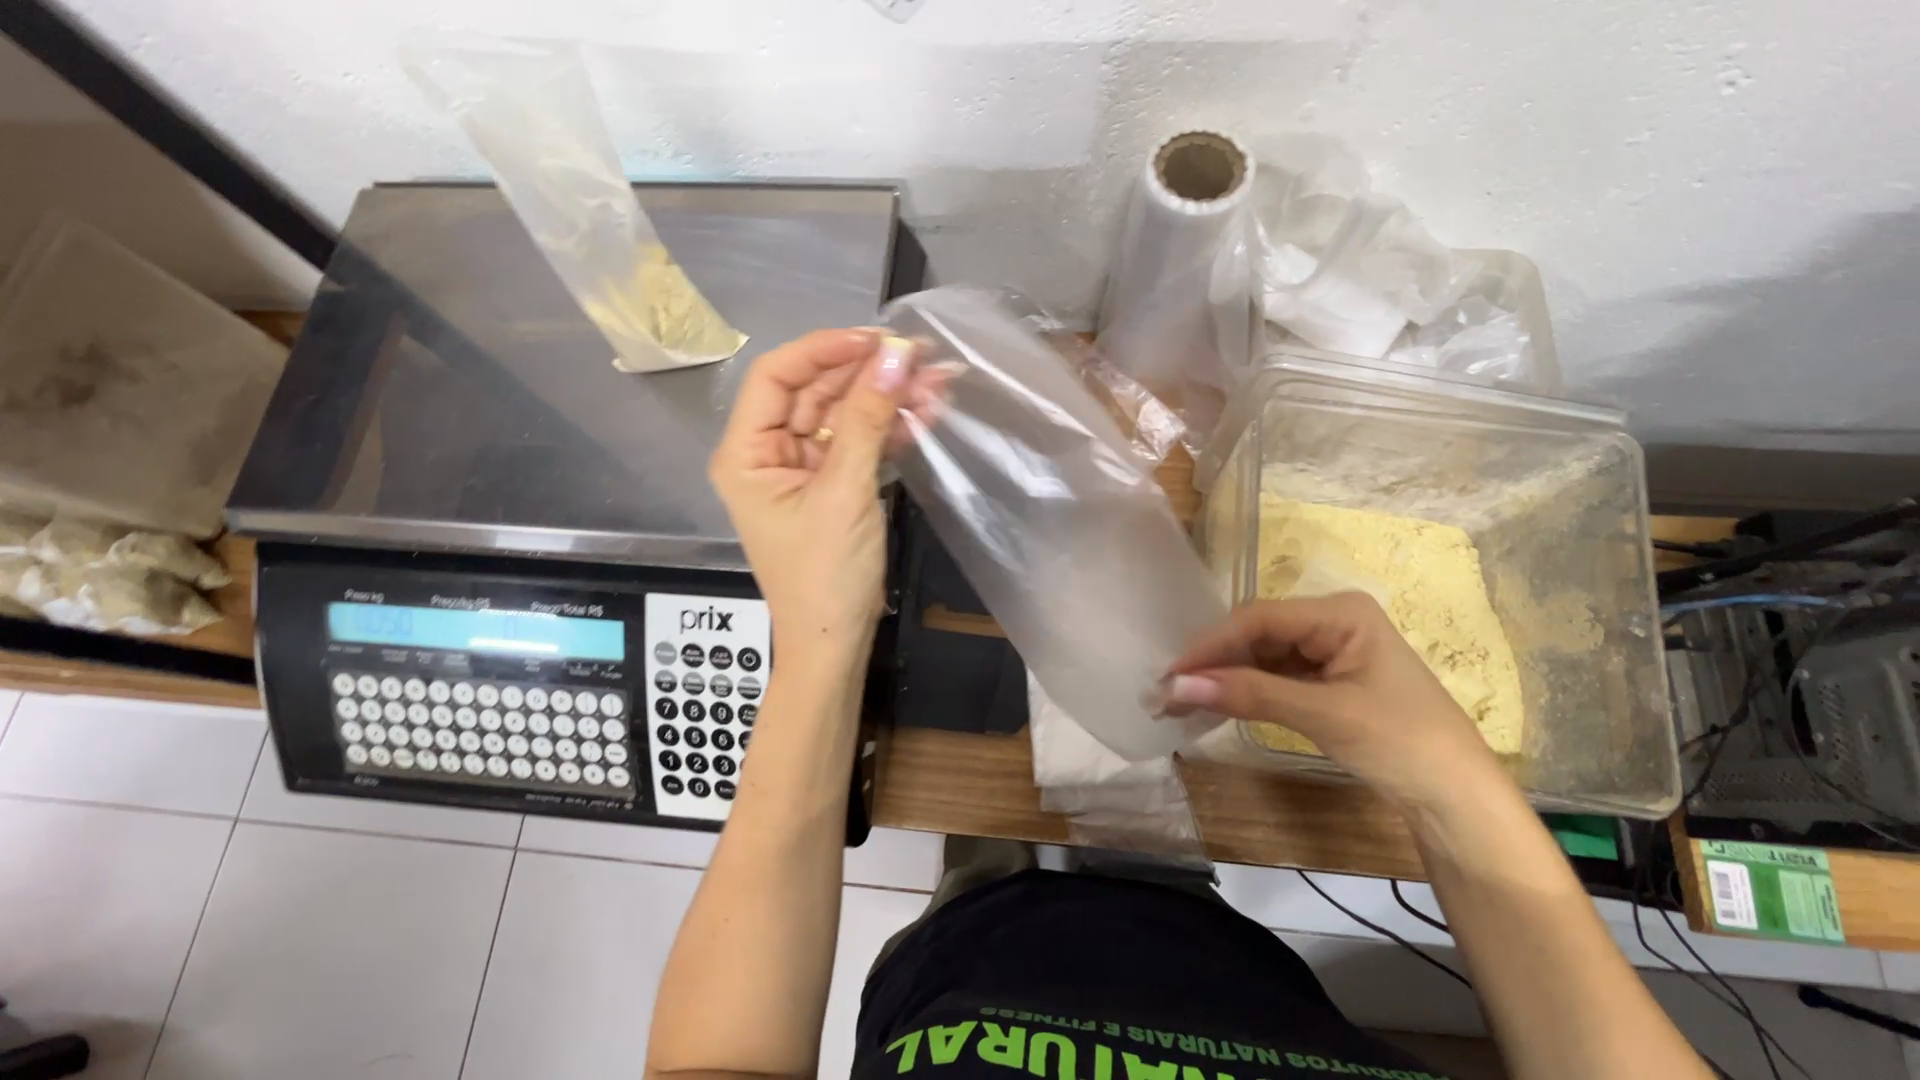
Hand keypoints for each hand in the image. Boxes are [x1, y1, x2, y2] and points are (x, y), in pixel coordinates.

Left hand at [709, 328, 932, 656]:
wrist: (834, 643)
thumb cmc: (824, 574)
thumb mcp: (845, 492)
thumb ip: (868, 419)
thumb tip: (897, 356)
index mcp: (746, 453)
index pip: (776, 376)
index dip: (823, 349)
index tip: (875, 339)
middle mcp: (768, 454)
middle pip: (814, 392)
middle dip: (867, 373)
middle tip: (921, 357)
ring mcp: (802, 470)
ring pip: (842, 415)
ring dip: (886, 398)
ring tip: (936, 381)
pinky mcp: (832, 487)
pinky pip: (857, 443)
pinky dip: (889, 429)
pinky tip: (925, 413)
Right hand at [1167, 593, 1506, 812]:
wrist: (1458, 799)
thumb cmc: (1401, 743)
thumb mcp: (1322, 715)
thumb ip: (1248, 695)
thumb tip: (1176, 686)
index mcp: (1341, 613)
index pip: (1258, 619)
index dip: (1210, 645)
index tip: (1169, 674)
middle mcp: (1333, 621)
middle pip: (1257, 634)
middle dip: (1213, 662)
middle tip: (1167, 693)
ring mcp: (1331, 650)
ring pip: (1261, 656)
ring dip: (1224, 679)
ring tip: (1181, 704)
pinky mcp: (1329, 679)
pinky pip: (1275, 677)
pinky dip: (1246, 692)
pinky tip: (1215, 707)